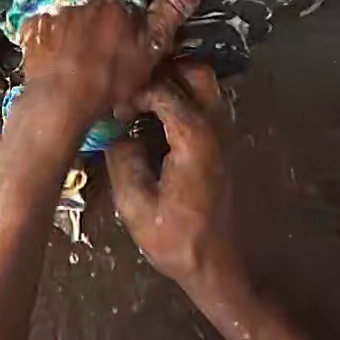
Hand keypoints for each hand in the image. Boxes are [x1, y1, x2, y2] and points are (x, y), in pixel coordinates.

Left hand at [17, 0, 210, 137]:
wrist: (61, 101)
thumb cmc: (110, 76)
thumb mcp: (152, 45)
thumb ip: (174, 7)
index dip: (130, 19)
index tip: (127, 40)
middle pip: (99, 5)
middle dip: (103, 22)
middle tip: (104, 53)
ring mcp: (56, 10)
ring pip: (73, 14)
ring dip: (77, 28)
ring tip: (80, 58)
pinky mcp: (34, 26)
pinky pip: (47, 25)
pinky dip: (52, 36)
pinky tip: (58, 57)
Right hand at [106, 62, 242, 290]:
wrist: (221, 267)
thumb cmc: (178, 239)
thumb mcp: (136, 205)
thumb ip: (122, 160)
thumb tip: (115, 130)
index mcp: (193, 136)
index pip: (162, 89)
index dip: (135, 92)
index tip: (117, 109)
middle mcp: (215, 125)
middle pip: (194, 72)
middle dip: (162, 72)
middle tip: (135, 89)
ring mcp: (224, 132)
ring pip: (205, 85)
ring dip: (176, 83)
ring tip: (146, 98)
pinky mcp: (224, 143)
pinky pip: (207, 104)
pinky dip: (185, 98)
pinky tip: (161, 117)